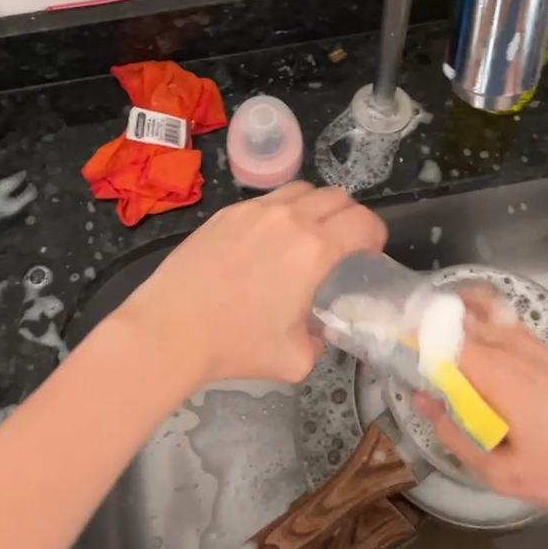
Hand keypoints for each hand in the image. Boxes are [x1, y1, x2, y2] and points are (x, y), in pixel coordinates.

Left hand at [112, 183, 385, 387]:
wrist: (171, 328)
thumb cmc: (236, 344)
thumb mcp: (296, 359)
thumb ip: (320, 339)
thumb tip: (317, 328)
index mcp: (314, 249)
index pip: (363, 221)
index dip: (376, 233)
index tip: (371, 250)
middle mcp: (289, 218)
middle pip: (336, 196)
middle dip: (350, 216)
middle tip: (344, 242)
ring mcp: (254, 210)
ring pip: (300, 190)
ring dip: (315, 206)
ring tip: (307, 233)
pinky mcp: (226, 213)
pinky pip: (266, 200)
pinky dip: (280, 212)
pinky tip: (266, 241)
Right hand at [414, 290, 547, 525]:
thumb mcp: (506, 474)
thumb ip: (458, 436)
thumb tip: (422, 402)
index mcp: (497, 376)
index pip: (442, 341)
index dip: (411, 335)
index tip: (386, 337)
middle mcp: (514, 350)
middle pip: (461, 320)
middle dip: (428, 321)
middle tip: (400, 330)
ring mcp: (537, 348)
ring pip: (487, 314)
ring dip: (456, 313)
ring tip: (430, 321)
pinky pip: (510, 323)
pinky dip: (486, 317)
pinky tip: (477, 329)